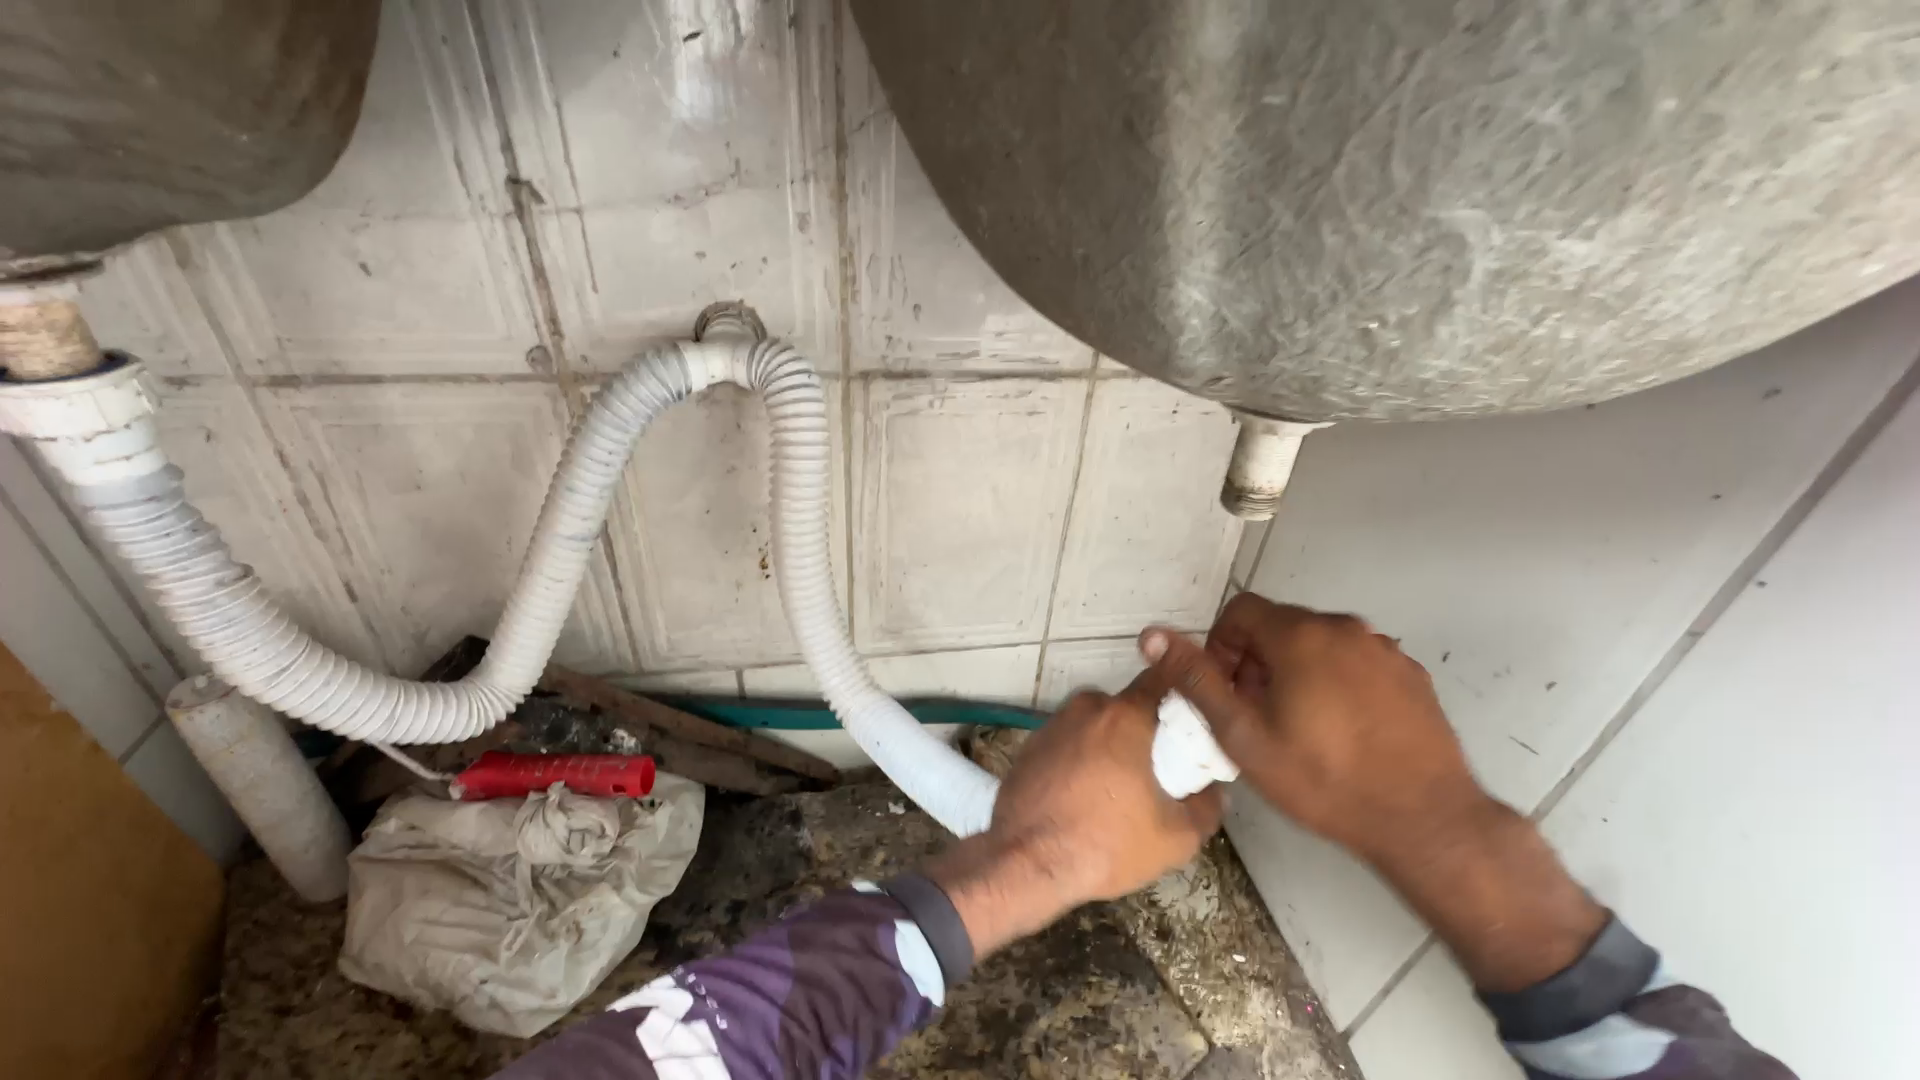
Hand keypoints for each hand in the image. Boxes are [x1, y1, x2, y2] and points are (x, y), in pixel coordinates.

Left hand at [926, 676, 1222, 955]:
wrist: (1026, 863)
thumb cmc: (1106, 844)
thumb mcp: (1176, 837)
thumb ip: (1206, 807)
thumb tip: (1215, 791)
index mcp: (1124, 717)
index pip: (1161, 680)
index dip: (1181, 690)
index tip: (1193, 713)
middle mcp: (1085, 709)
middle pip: (1125, 706)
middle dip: (1143, 729)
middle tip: (1157, 765)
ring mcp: (1052, 726)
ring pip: (1093, 725)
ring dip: (1107, 745)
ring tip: (1119, 786)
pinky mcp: (1029, 747)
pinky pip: (1067, 743)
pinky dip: (1079, 758)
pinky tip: (1083, 794)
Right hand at [1140, 594, 1606, 992]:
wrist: (1424, 820)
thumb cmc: (1323, 779)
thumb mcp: (1243, 735)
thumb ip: (1195, 679)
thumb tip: (1152, 635)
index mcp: (1300, 635)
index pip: (1241, 610)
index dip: (1221, 646)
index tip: (1226, 691)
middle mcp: (1345, 628)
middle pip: (1281, 625)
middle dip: (1256, 660)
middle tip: (1254, 714)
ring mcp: (1384, 649)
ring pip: (1320, 644)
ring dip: (1295, 670)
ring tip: (1297, 725)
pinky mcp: (1411, 675)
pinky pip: (1356, 662)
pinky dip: (1335, 681)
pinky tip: (1340, 731)